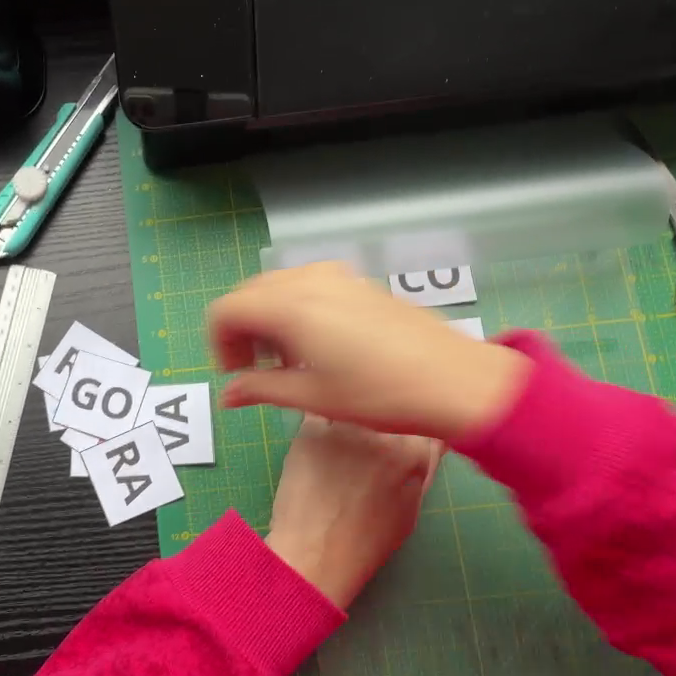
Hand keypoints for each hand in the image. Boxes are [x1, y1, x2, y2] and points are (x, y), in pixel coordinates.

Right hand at [208, 263, 530, 441]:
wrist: (455, 381)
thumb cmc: (379, 395)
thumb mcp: (312, 398)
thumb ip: (260, 389)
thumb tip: (227, 394)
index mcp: (290, 307)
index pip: (227, 310)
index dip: (220, 343)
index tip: (234, 373)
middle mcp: (309, 281)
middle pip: (249, 295)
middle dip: (242, 330)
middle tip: (253, 370)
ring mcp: (337, 278)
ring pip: (278, 289)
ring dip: (268, 321)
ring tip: (286, 362)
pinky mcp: (358, 283)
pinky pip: (307, 287)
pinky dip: (294, 311)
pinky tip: (315, 347)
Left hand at [265, 416, 442, 608]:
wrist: (315, 555)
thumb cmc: (366, 541)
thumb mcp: (409, 508)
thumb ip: (422, 468)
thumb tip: (431, 441)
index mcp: (414, 453)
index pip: (421, 417)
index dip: (412, 422)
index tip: (402, 431)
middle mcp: (383, 432)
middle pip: (385, 405)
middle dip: (381, 414)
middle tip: (365, 440)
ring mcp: (345, 427)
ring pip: (352, 403)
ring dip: (351, 412)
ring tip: (341, 443)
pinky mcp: (310, 430)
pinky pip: (319, 410)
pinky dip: (321, 418)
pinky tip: (319, 444)